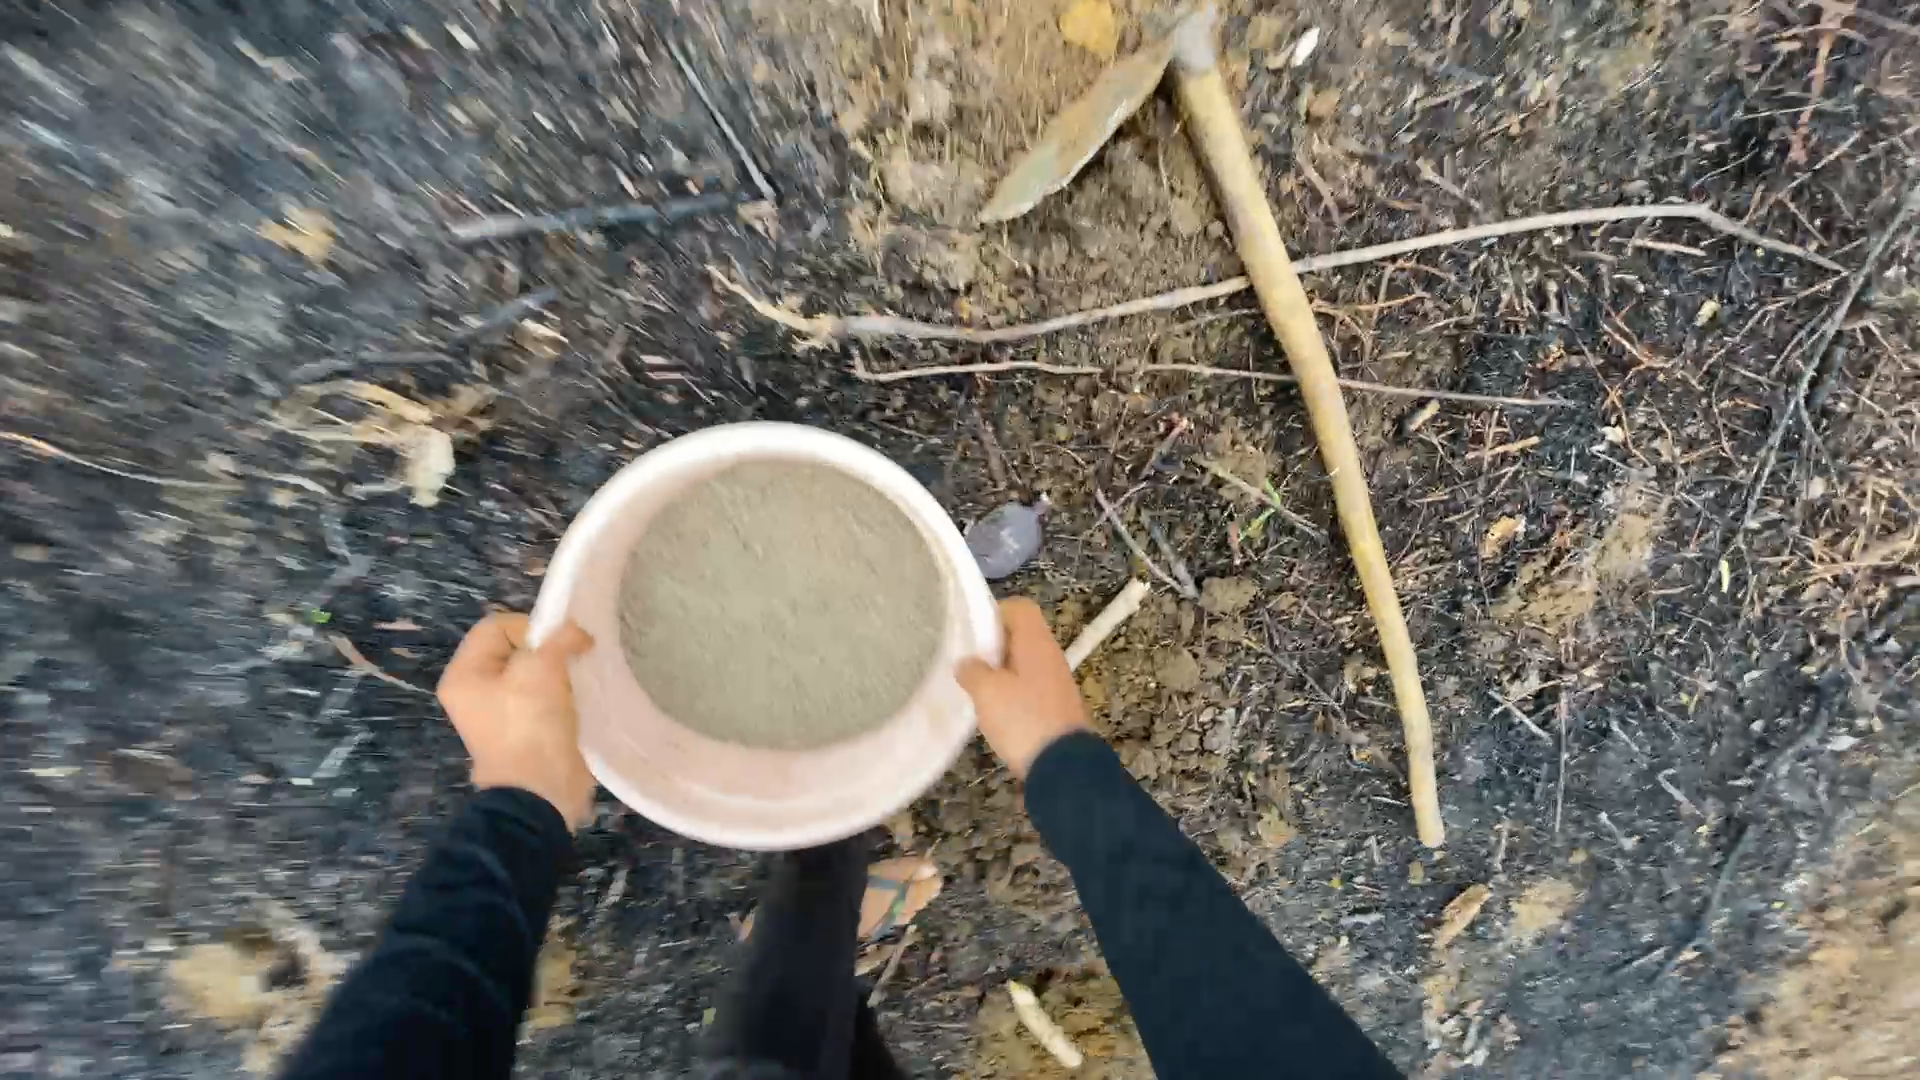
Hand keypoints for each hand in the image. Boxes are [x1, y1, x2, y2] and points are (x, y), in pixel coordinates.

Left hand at [437, 612, 596, 827]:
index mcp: (466, 674)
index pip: (496, 626)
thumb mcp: (542, 668)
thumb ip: (561, 638)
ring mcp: (502, 709)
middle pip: (517, 647)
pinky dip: (565, 689)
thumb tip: (577, 633)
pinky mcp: (527, 724)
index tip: (557, 645)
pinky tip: (579, 695)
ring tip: (577, 680)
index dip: (530, 627)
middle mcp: (477, 689)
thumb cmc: (530, 723)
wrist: (541, 788)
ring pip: (535, 670)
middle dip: (549, 648)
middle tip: (571, 660)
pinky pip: (546, 692)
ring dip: (561, 669)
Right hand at [956, 597, 1093, 778]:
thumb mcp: (987, 692)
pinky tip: (994, 710)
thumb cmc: (1023, 719)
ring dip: (1000, 671)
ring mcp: (1055, 681)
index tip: (972, 633)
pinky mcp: (1055, 705)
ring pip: (1023, 662)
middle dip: (992, 645)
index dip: (994, 612)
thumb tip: (966, 663)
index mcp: (1036, 641)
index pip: (1019, 607)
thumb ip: (972, 671)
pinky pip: (1029, 686)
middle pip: (1020, 635)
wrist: (1063, 767)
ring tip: (976, 687)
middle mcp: (1050, 655)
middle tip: (968, 661)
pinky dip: (1011, 691)